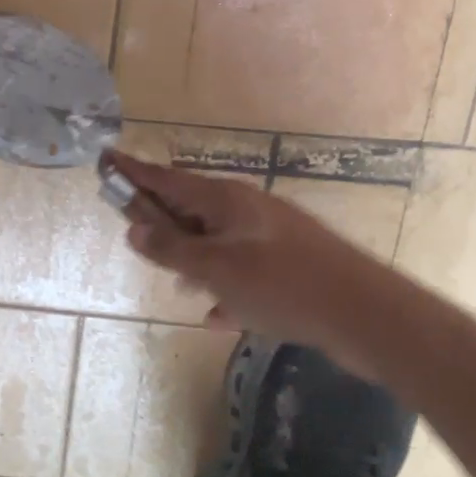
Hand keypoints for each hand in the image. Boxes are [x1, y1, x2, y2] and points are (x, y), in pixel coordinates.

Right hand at [107, 150, 399, 378]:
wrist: (370, 318)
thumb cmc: (285, 285)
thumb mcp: (217, 270)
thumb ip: (171, 250)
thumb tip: (133, 230)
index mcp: (224, 200)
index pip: (165, 179)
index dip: (133, 171)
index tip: (105, 158)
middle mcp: (244, 210)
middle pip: (188, 207)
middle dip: (159, 219)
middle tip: (133, 230)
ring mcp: (268, 236)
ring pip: (214, 240)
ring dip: (190, 257)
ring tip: (176, 283)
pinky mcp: (287, 265)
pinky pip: (240, 268)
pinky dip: (223, 285)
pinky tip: (218, 314)